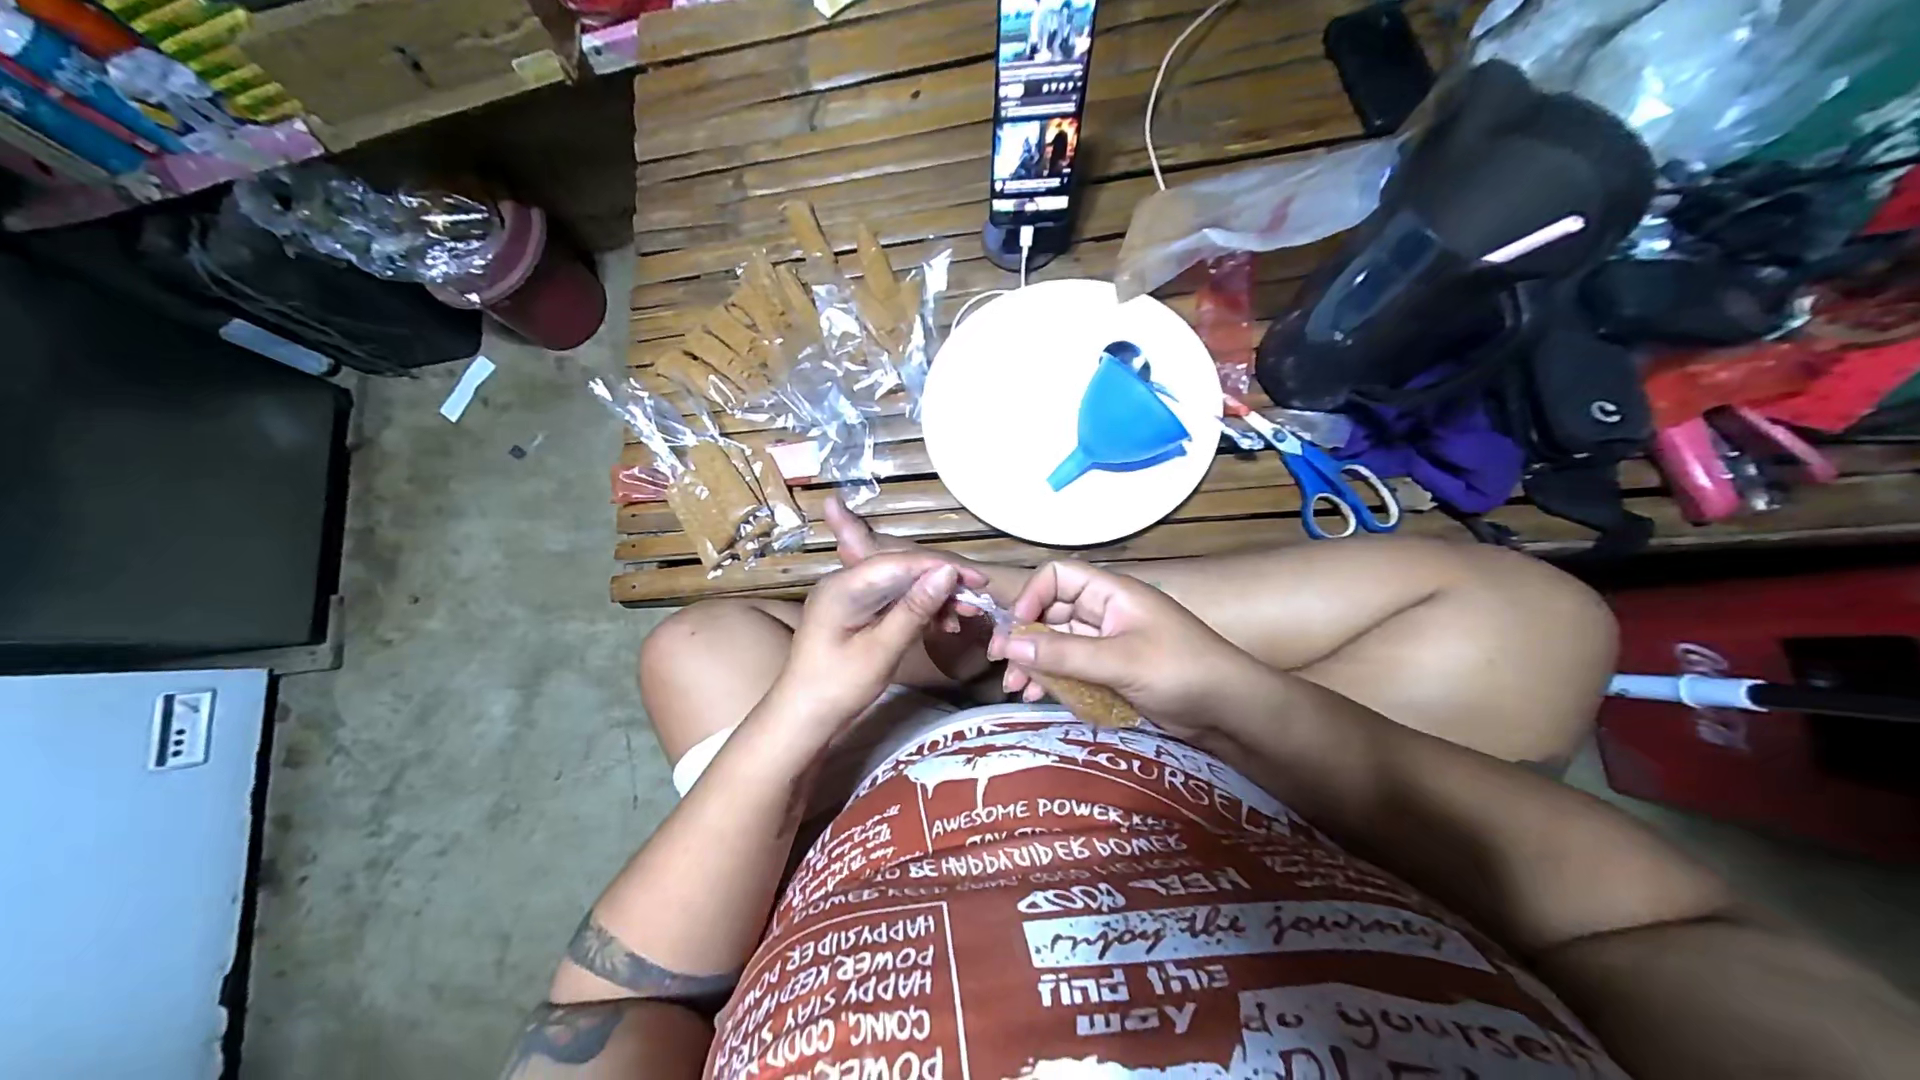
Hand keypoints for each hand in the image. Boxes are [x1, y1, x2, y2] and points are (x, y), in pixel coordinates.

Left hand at [764, 552, 987, 740]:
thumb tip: (948, 573)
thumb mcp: (881, 651)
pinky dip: (919, 608)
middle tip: (977, 598)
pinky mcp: (856, 610)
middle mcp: (845, 581)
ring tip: (963, 615)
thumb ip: (914, 609)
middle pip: (902, 566)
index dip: (943, 566)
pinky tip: (940, 623)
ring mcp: (850, 595)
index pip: (901, 561)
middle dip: (942, 579)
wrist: (802, 719)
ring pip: (901, 582)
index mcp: (844, 585)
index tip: (980, 580)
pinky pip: (893, 598)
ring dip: (933, 595)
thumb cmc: (837, 688)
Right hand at [989, 561, 1264, 736]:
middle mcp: (1106, 613)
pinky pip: (1072, 668)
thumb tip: (1010, 643)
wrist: (1231, 711)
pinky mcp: (1111, 671)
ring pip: (1058, 643)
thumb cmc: (1181, 672)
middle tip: (1003, 664)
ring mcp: (1108, 643)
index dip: (1032, 596)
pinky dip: (1052, 679)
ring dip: (1034, 662)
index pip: (1058, 576)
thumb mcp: (1120, 661)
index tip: (1017, 629)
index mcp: (1112, 593)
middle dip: (1025, 636)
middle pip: (1052, 612)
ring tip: (1015, 688)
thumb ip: (1064, 652)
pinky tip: (1036, 696)